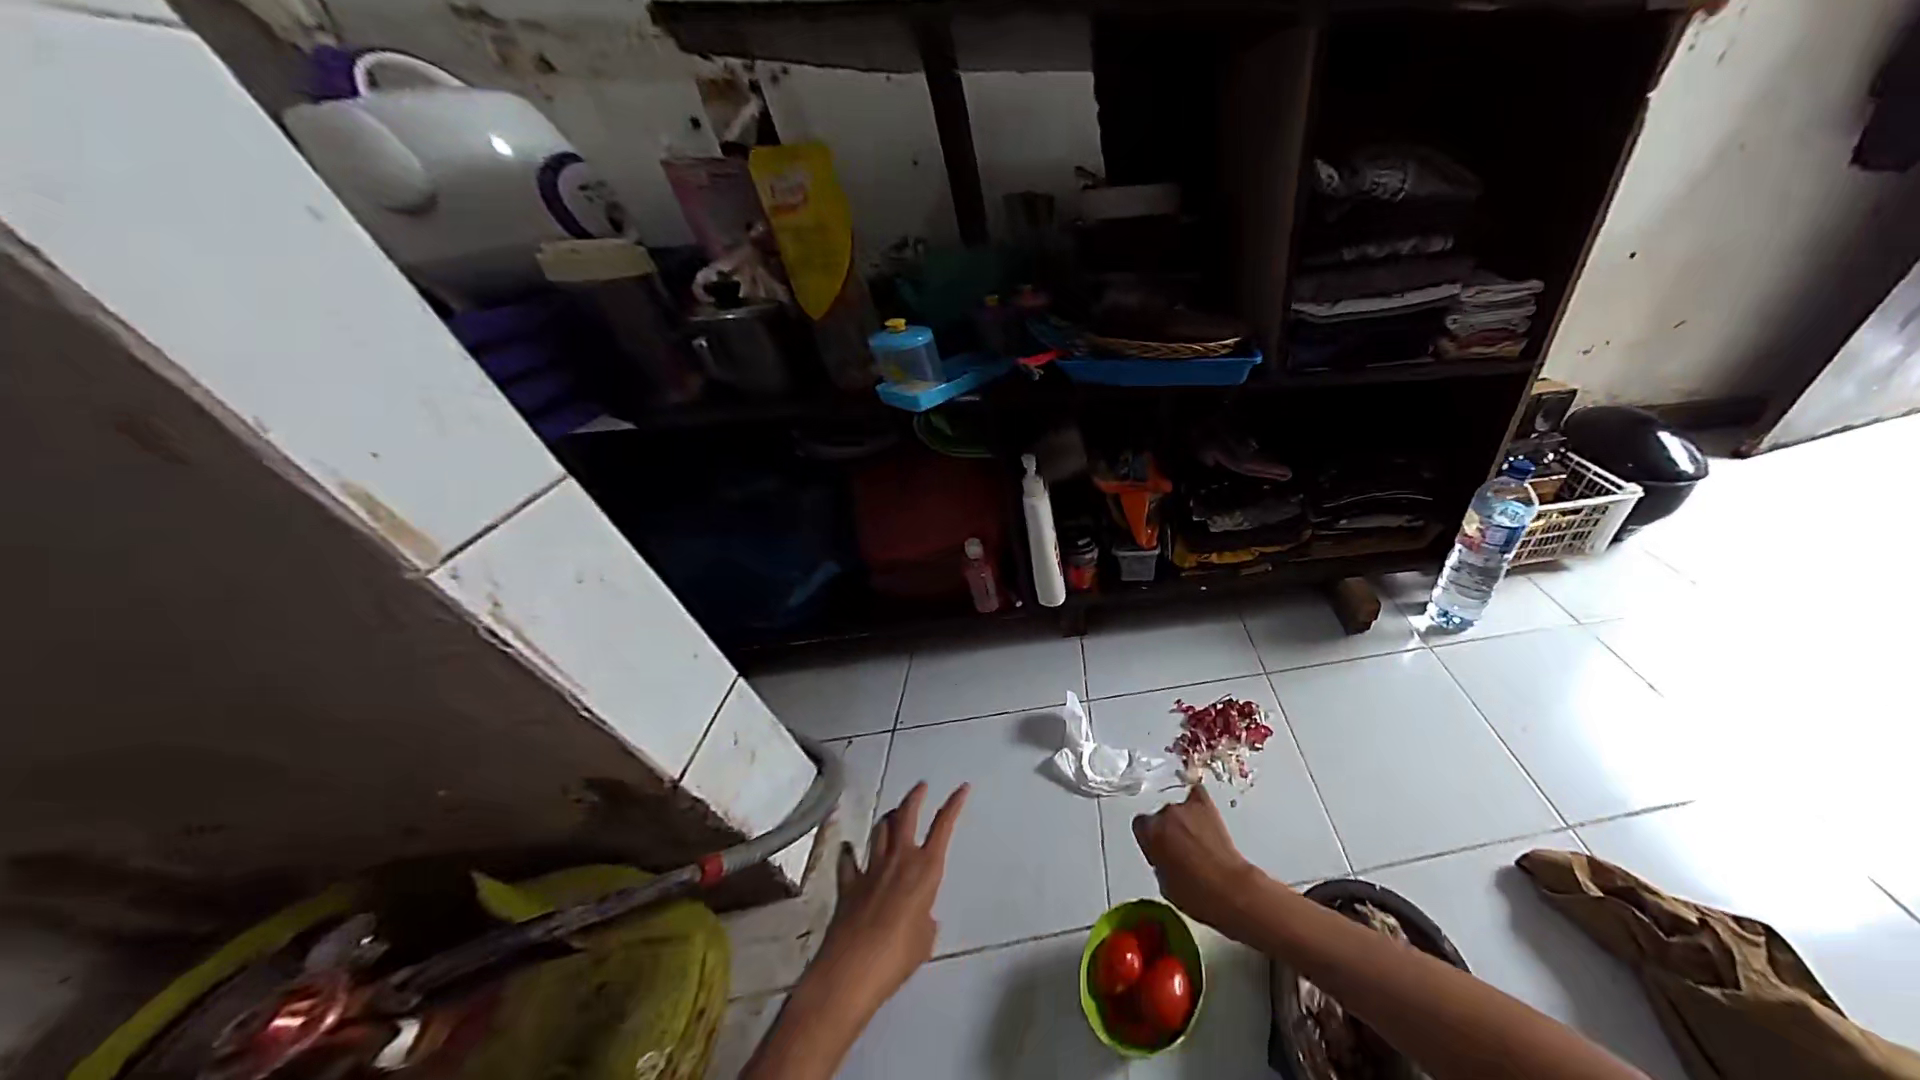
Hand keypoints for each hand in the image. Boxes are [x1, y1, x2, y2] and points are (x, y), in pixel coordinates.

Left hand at [812, 781, 969, 1015]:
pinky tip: (848, 849)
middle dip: (915, 798)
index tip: (961, 787)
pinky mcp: (849, 884)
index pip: (943, 827)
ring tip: (893, 813)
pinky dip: (851, 853)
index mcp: (925, 870)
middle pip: (906, 817)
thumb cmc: (899, 956)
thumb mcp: (925, 939)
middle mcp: (899, 860)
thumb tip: (919, 916)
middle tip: (921, 786)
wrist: (852, 969)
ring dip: (888, 818)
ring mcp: (871, 869)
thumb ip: (925, 919)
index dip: (953, 805)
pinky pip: (850, 861)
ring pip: (880, 831)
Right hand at [1132, 783, 1268, 936]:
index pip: (1141, 826)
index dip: (1151, 839)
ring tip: (1198, 840)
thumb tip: (1165, 860)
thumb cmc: (1197, 892)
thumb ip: (1158, 861)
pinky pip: (1198, 795)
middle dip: (1169, 831)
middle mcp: (1164, 815)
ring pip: (1180, 808)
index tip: (1158, 849)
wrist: (1229, 891)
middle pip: (1161, 816)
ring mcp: (1186, 808)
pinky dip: (1199, 804)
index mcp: (1148, 832)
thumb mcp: (1164, 883)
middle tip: (1180, 850)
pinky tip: (1204, 816)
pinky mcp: (1207, 806)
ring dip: (1186, 821)